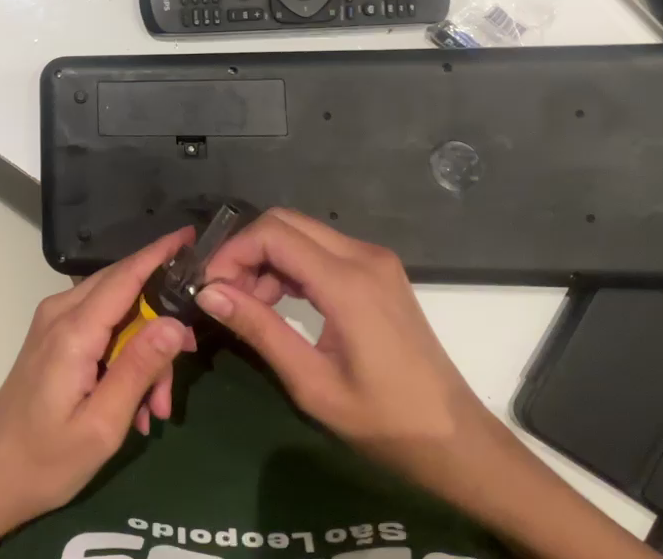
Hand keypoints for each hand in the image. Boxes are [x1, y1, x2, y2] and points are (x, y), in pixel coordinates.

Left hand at [0, 228, 197, 558]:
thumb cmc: (45, 460)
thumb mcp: (102, 425)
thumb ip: (139, 369)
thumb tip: (175, 322)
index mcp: (73, 330)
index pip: (125, 276)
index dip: (160, 253)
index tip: (194, 235)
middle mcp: (59, 313)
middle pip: (124, 289)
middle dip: (162, 320)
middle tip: (189, 360)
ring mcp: (52, 325)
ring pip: (115, 313)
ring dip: (144, 352)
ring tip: (156, 409)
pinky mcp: (52, 340)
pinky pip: (100, 330)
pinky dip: (123, 358)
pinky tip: (135, 405)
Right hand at [194, 209, 488, 483]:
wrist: (455, 440)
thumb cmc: (383, 421)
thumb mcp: (311, 383)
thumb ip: (259, 330)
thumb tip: (208, 293)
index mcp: (348, 283)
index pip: (273, 234)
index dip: (232, 253)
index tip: (210, 288)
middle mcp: (363, 257)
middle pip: (285, 222)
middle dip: (246, 251)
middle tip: (225, 294)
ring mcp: (375, 262)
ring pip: (301, 233)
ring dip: (267, 259)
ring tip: (249, 305)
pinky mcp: (379, 273)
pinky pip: (321, 250)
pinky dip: (290, 266)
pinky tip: (278, 302)